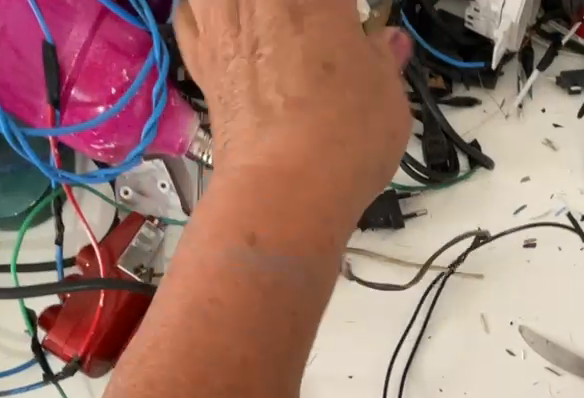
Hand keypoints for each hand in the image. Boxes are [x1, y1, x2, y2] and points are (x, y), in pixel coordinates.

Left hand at [174, 0, 412, 218]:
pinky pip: (194, 12)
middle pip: (282, 0)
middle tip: (323, 30)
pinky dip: (211, 13)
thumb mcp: (389, 98)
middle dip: (304, 13)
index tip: (358, 32)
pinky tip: (230, 27)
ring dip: (248, 10)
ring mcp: (220, 17)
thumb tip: (386, 45)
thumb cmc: (343, 140)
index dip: (345, 17)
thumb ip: (384, 59)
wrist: (285, 192)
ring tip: (270, 23)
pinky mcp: (200, 58)